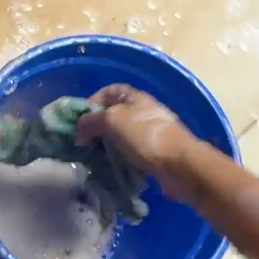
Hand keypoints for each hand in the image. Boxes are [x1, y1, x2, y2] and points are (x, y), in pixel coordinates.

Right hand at [76, 85, 203, 200]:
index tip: (79, 119)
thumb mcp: (112, 120)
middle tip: (82, 142)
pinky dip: (118, 159)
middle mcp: (143, 112)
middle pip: (114, 114)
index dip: (92, 100)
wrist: (179, 165)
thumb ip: (91, 121)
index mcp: (135, 98)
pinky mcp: (153, 154)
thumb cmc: (145, 136)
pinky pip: (130, 153)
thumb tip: (79, 132)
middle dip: (96, 127)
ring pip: (121, 136)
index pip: (109, 91)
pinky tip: (109, 168)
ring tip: (93, 157)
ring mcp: (149, 133)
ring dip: (106, 145)